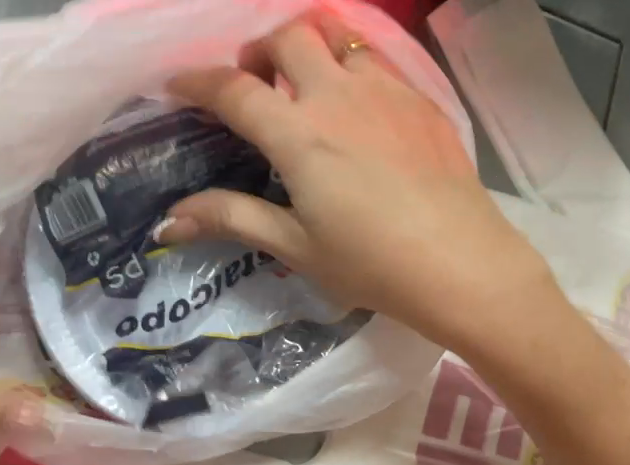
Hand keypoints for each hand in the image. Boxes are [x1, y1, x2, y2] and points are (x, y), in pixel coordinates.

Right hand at [157, 16, 554, 351]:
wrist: (459, 263)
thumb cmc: (371, 264)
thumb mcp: (296, 248)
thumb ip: (234, 220)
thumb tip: (169, 221)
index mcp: (298, 134)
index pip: (234, 90)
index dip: (197, 82)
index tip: (175, 84)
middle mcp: (338, 95)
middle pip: (287, 37)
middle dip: (258, 50)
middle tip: (254, 83)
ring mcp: (385, 90)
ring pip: (338, 36)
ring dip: (309, 47)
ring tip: (305, 83)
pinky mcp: (421, 101)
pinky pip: (377, 61)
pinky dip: (352, 68)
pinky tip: (358, 109)